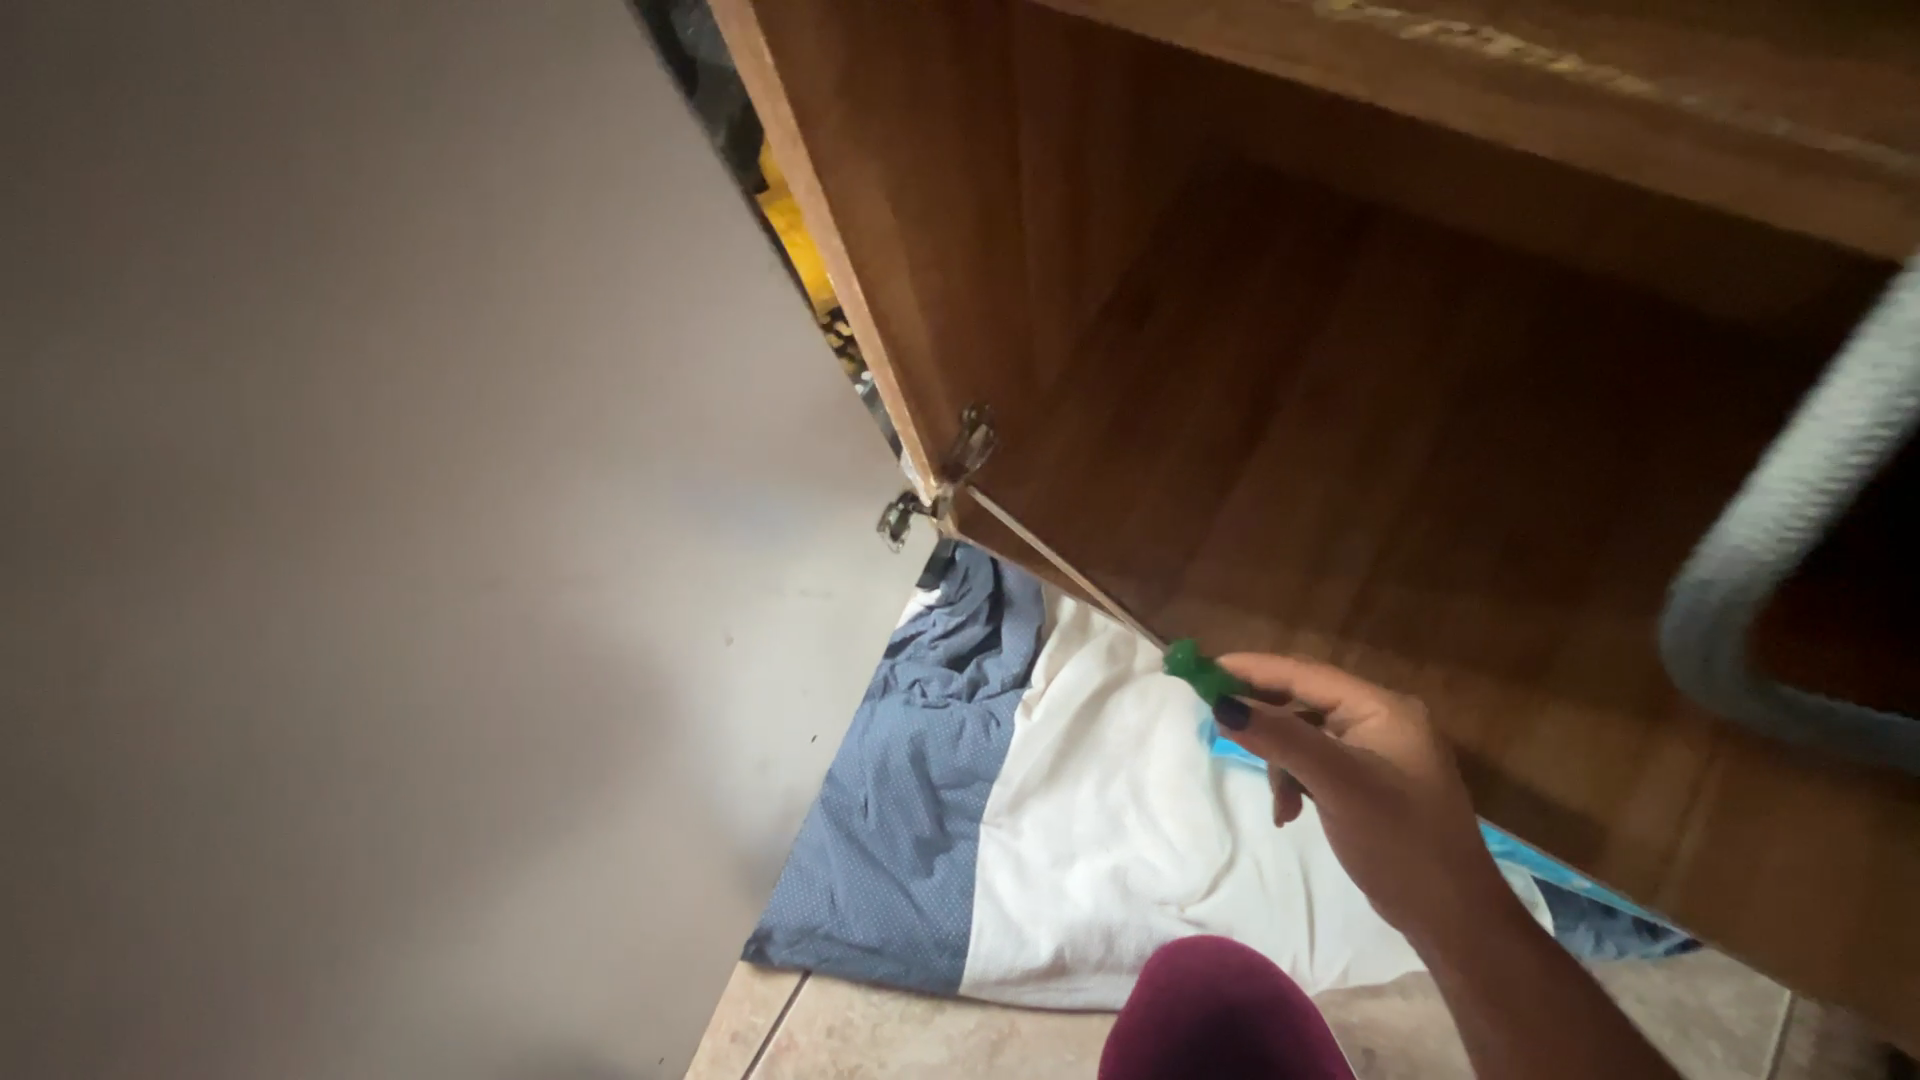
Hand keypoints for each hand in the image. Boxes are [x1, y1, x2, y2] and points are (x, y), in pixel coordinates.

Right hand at [1214, 654, 1522, 951]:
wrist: (1453, 918)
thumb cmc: (1401, 842)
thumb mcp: (1337, 785)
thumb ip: (1280, 738)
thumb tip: (1221, 704)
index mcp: (1382, 708)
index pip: (1305, 673)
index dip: (1252, 669)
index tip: (1203, 670)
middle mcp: (1380, 719)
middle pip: (1302, 699)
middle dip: (1262, 716)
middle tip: (1217, 721)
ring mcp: (1376, 751)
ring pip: (1304, 734)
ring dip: (1280, 761)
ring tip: (1280, 803)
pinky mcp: (1368, 780)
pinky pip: (1315, 761)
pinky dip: (1295, 780)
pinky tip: (1290, 812)